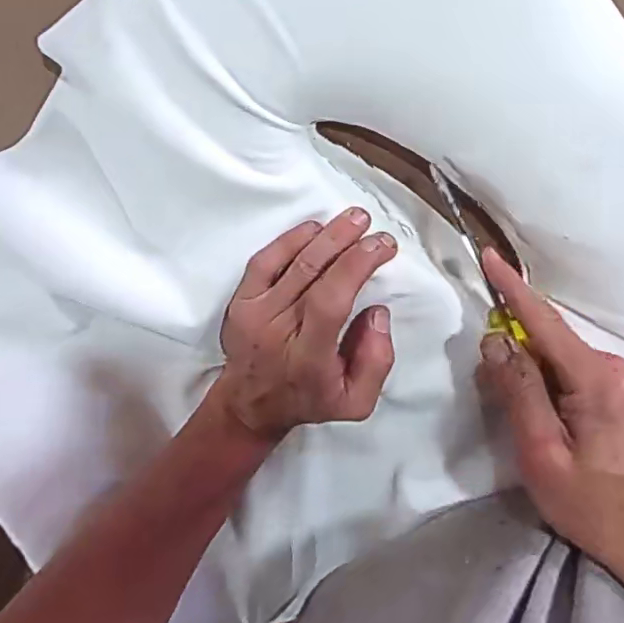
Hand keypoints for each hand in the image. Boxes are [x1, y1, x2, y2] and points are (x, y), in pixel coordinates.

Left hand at [209, 209, 398, 440]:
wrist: (250, 403)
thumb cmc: (307, 398)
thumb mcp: (355, 401)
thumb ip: (376, 360)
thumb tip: (377, 312)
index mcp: (307, 357)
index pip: (330, 300)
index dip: (357, 266)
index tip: (382, 247)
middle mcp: (277, 330)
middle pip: (312, 274)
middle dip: (347, 243)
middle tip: (371, 226)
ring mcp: (253, 312)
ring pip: (292, 262)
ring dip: (325, 235)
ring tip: (352, 219)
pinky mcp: (240, 299)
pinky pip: (264, 260)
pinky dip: (290, 239)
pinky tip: (316, 229)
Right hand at [476, 247, 623, 575]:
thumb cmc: (598, 507)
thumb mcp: (543, 454)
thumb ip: (518, 391)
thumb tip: (495, 340)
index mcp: (593, 377)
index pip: (543, 320)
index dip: (511, 286)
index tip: (488, 255)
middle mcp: (611, 366)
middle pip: (548, 338)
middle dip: (513, 343)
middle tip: (488, 380)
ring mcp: (620, 379)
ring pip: (558, 356)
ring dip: (529, 367)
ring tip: (516, 412)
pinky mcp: (620, 394)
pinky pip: (571, 371)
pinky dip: (546, 378)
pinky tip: (539, 412)